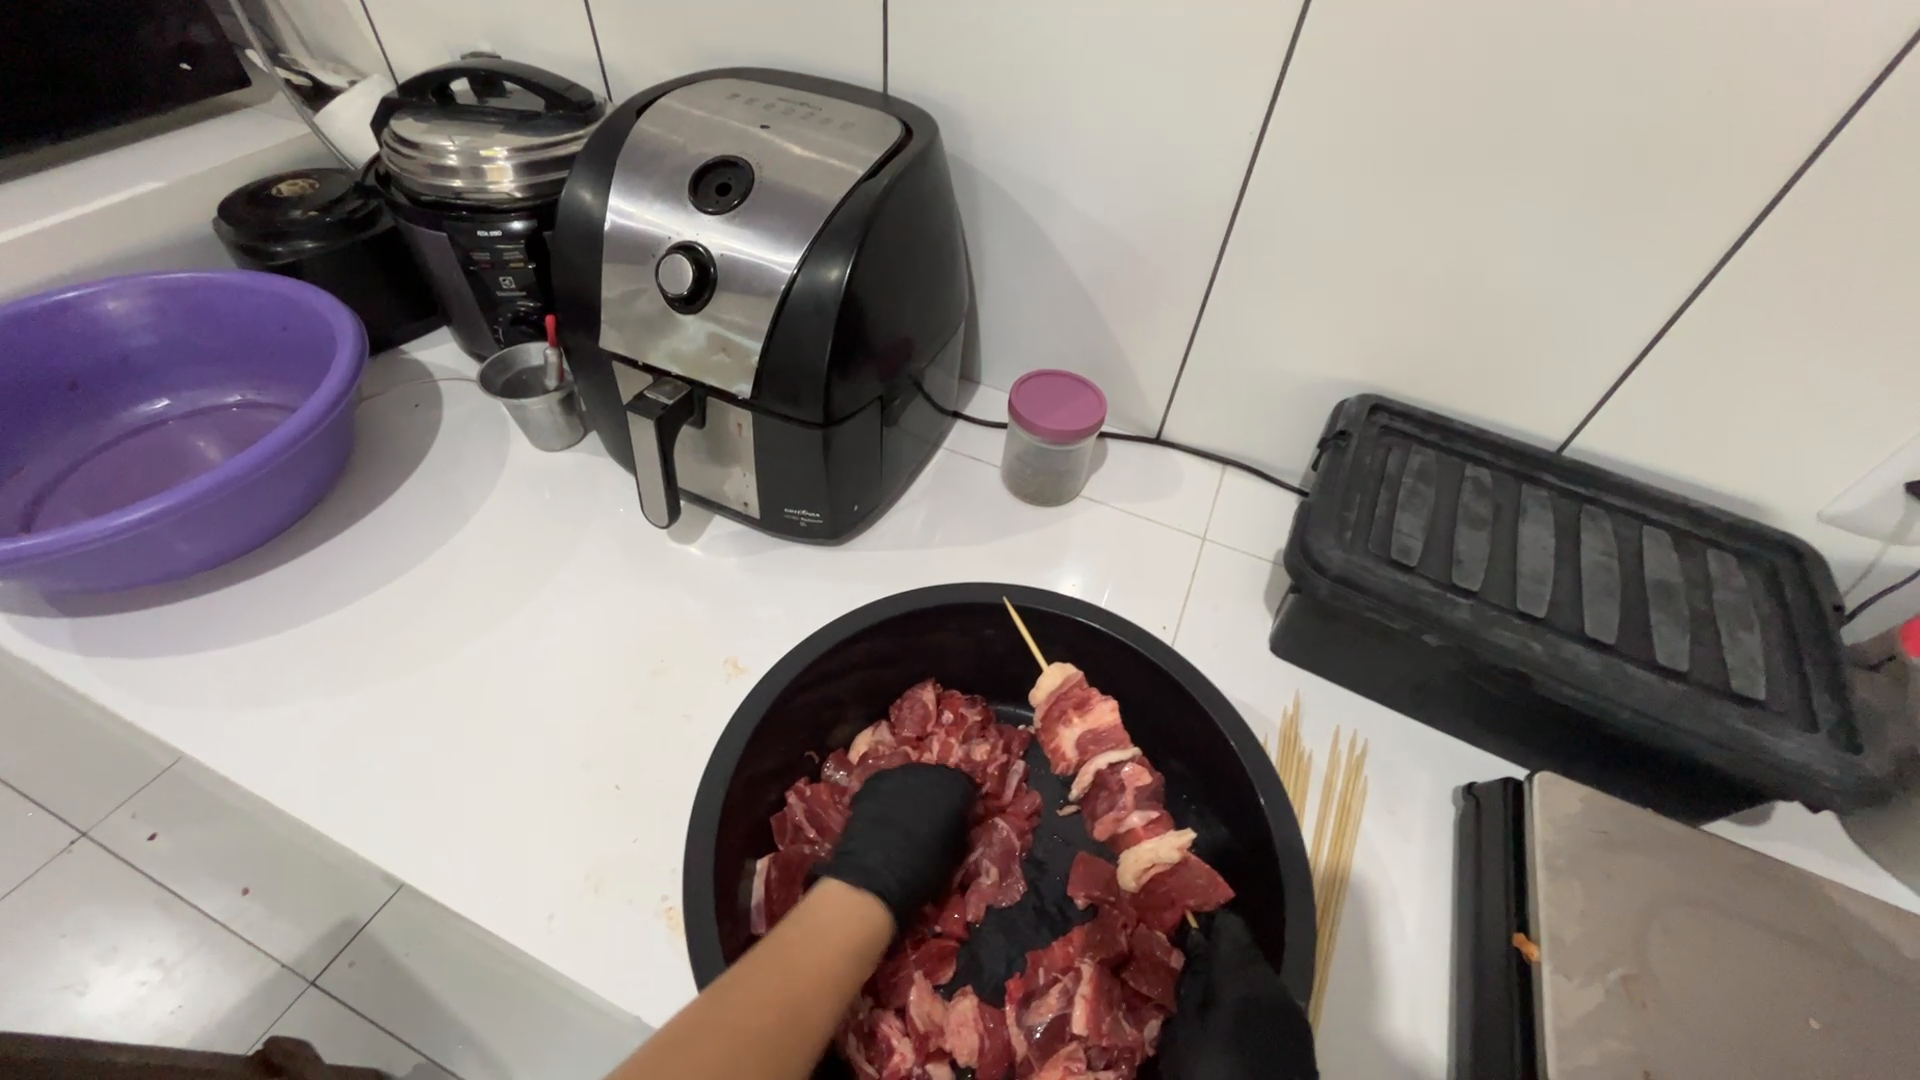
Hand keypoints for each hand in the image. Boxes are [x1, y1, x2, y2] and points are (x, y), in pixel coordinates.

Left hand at [821, 764, 975, 929]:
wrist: (876, 876)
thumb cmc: (926, 870)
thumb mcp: (956, 853)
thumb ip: (959, 828)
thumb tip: (956, 822)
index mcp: (956, 787)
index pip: (965, 786)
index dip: (961, 802)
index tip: (957, 817)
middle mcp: (930, 771)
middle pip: (936, 778)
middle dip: (935, 794)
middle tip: (930, 818)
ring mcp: (899, 774)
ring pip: (910, 779)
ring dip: (910, 794)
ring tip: (904, 819)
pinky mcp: (873, 782)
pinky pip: (886, 785)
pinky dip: (887, 798)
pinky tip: (883, 818)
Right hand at [1158, 911, 1317, 1079]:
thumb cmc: (1215, 1077)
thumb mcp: (1184, 1032)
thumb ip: (1191, 982)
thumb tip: (1193, 946)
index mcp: (1244, 976)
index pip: (1229, 923)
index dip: (1204, 921)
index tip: (1180, 931)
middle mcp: (1275, 986)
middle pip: (1245, 952)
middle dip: (1216, 956)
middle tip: (1186, 971)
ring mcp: (1293, 1015)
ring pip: (1258, 980)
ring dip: (1234, 984)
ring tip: (1206, 1005)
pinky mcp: (1302, 1043)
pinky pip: (1271, 1007)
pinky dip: (1250, 1009)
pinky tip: (1231, 1032)